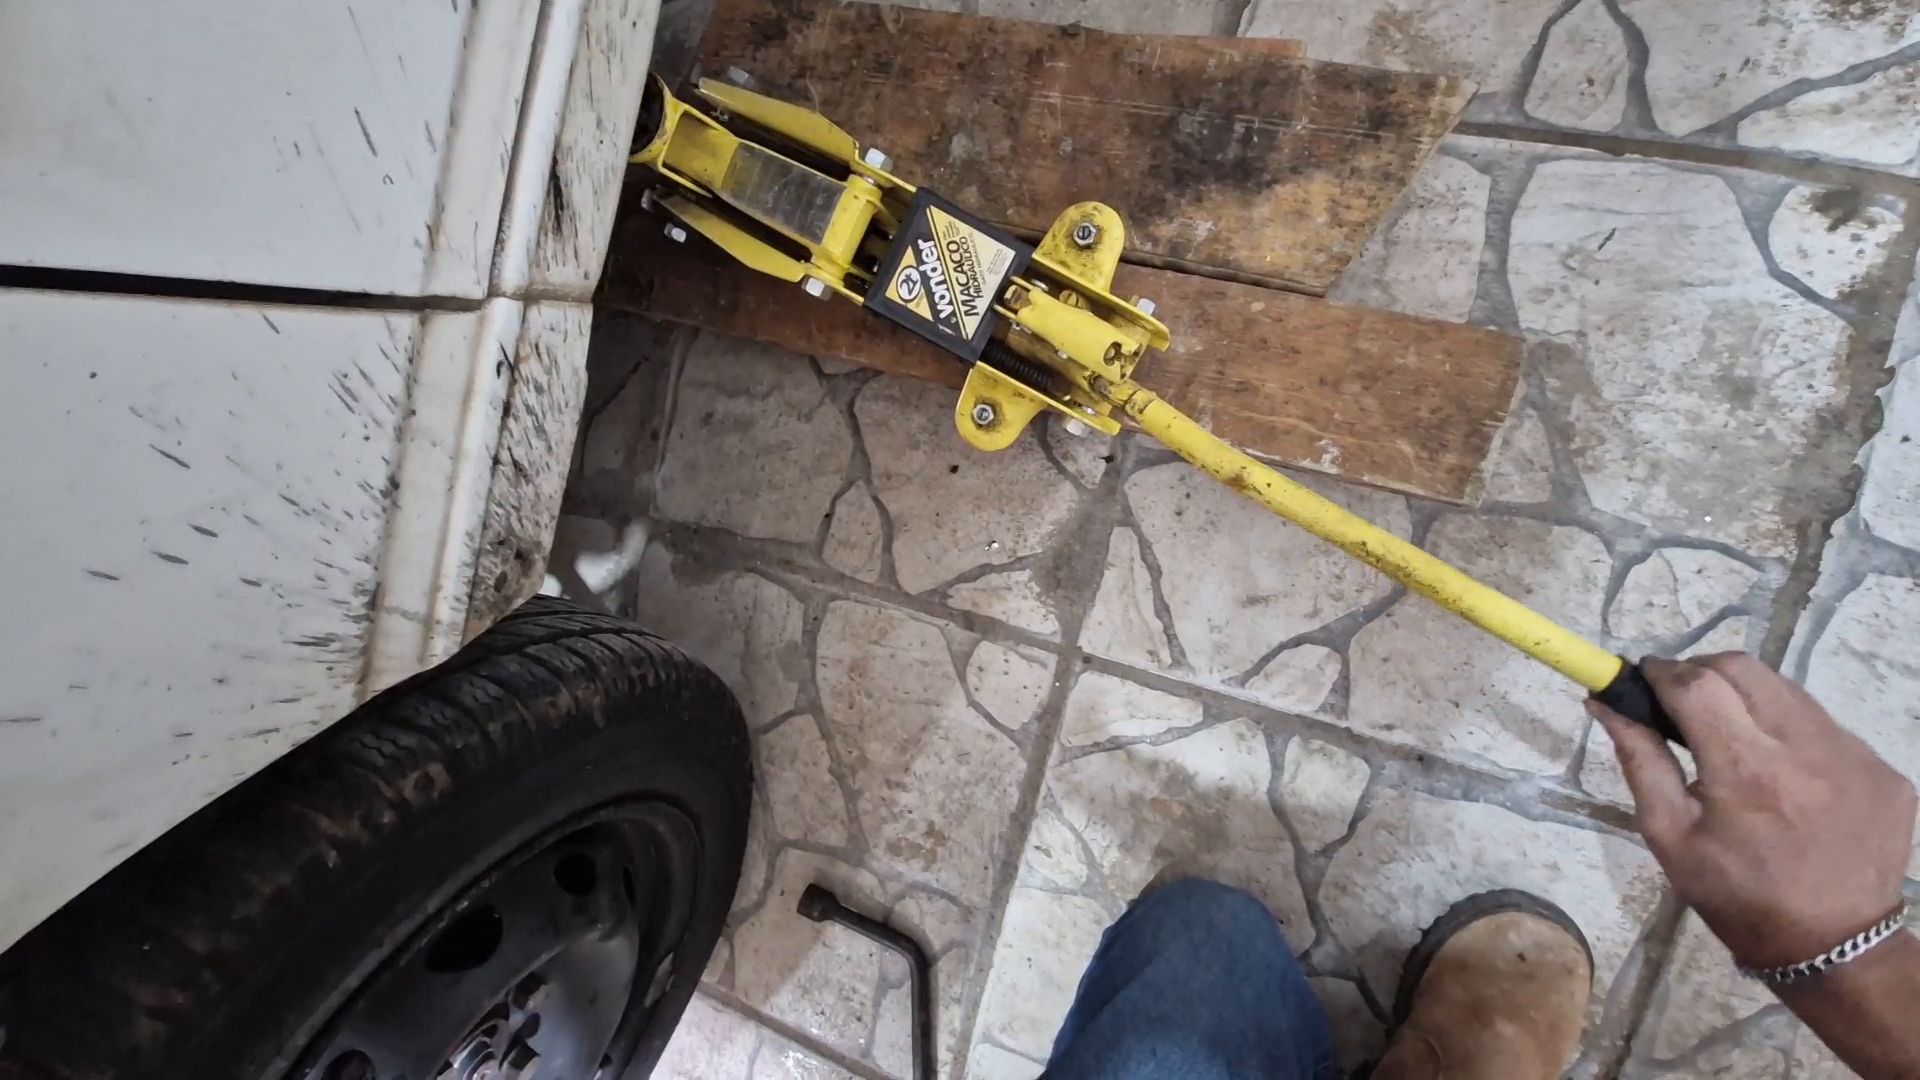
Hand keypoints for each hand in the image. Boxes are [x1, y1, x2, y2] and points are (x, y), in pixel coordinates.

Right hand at [1588, 653, 1915, 970]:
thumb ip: (1638, 756)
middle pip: (1746, 670)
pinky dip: (1782, 724)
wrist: (1830, 941)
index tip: (1639, 675)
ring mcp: (1859, 762)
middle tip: (1676, 698)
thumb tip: (1603, 701)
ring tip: (1722, 730)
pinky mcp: (1886, 774)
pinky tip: (1770, 761)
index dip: (1660, 671)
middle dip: (1700, 671)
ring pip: (1785, 689)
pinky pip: (1821, 722)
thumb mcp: (1663, 826)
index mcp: (1749, 773)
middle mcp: (1811, 756)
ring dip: (1742, 694)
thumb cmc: (1727, 886)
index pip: (1698, 685)